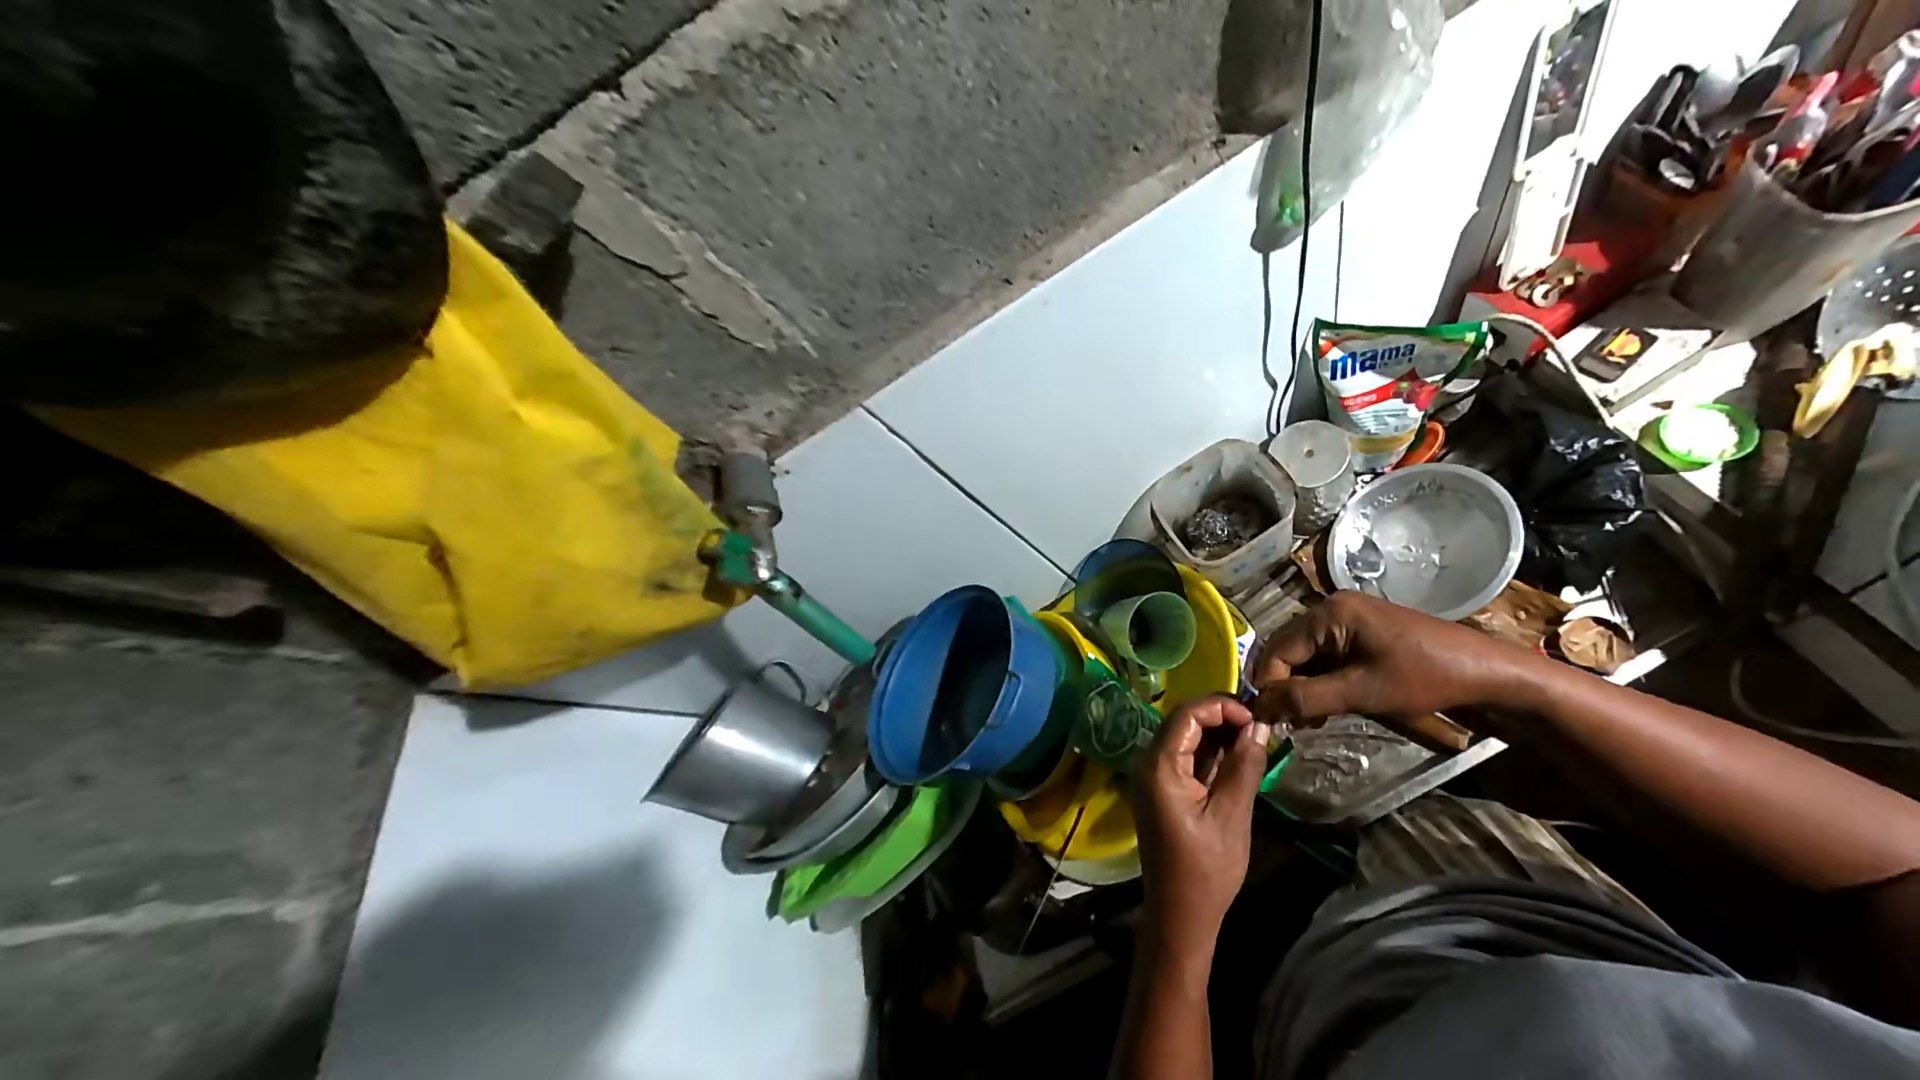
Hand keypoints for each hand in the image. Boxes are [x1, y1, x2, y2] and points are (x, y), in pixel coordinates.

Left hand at [1130, 695, 1271, 941]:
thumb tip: (1259, 726)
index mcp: (1158, 765)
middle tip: (1260, 726)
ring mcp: (1151, 775)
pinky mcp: (1160, 787)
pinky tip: (1237, 756)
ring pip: (1185, 737)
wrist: (1180, 911)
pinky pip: (1183, 756)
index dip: (1221, 706)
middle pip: (1183, 721)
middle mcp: (1147, 762)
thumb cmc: (1206, 868)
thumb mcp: (1232, 815)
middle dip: (1221, 716)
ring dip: (1218, 733)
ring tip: (1255, 738)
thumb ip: (1243, 766)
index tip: (1256, 718)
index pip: (1187, 714)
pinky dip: (1209, 752)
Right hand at [1253, 590, 1538, 725]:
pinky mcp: (1360, 630)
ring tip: (1310, 720)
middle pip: (1288, 651)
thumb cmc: (1426, 679)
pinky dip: (1321, 680)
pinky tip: (1327, 705)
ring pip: (1305, 656)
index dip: (1270, 687)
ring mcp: (1347, 617)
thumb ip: (1306, 698)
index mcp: (1329, 613)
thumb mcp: (1362, 693)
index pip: (1278, 651)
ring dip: (1303, 687)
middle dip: (1286, 688)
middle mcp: (1331, 607)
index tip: (1270, 721)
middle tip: (1292, 723)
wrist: (1488, 673)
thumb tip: (1261, 708)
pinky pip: (1325, 655)